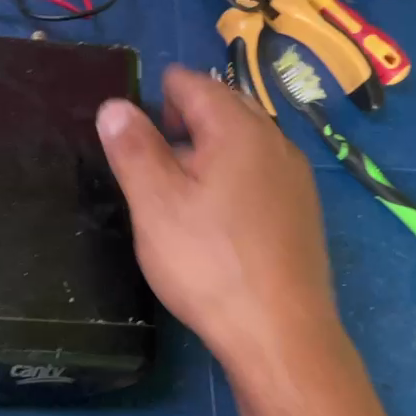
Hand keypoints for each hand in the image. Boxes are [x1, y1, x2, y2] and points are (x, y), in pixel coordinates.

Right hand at [97, 65, 342, 374]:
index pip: (194, 85)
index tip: (131, 115)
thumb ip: (133, 150)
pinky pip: (259, 177)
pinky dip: (231, 180)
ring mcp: (294, 179)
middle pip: (224, 110)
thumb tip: (114, 104)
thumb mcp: (155, 205)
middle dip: (185, 120)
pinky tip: (214, 217)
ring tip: (176, 185)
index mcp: (237, 129)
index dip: (158, 92)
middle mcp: (275, 142)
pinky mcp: (301, 215)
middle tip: (148, 149)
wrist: (277, 329)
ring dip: (208, 152)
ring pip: (244, 146)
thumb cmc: (207, 262)